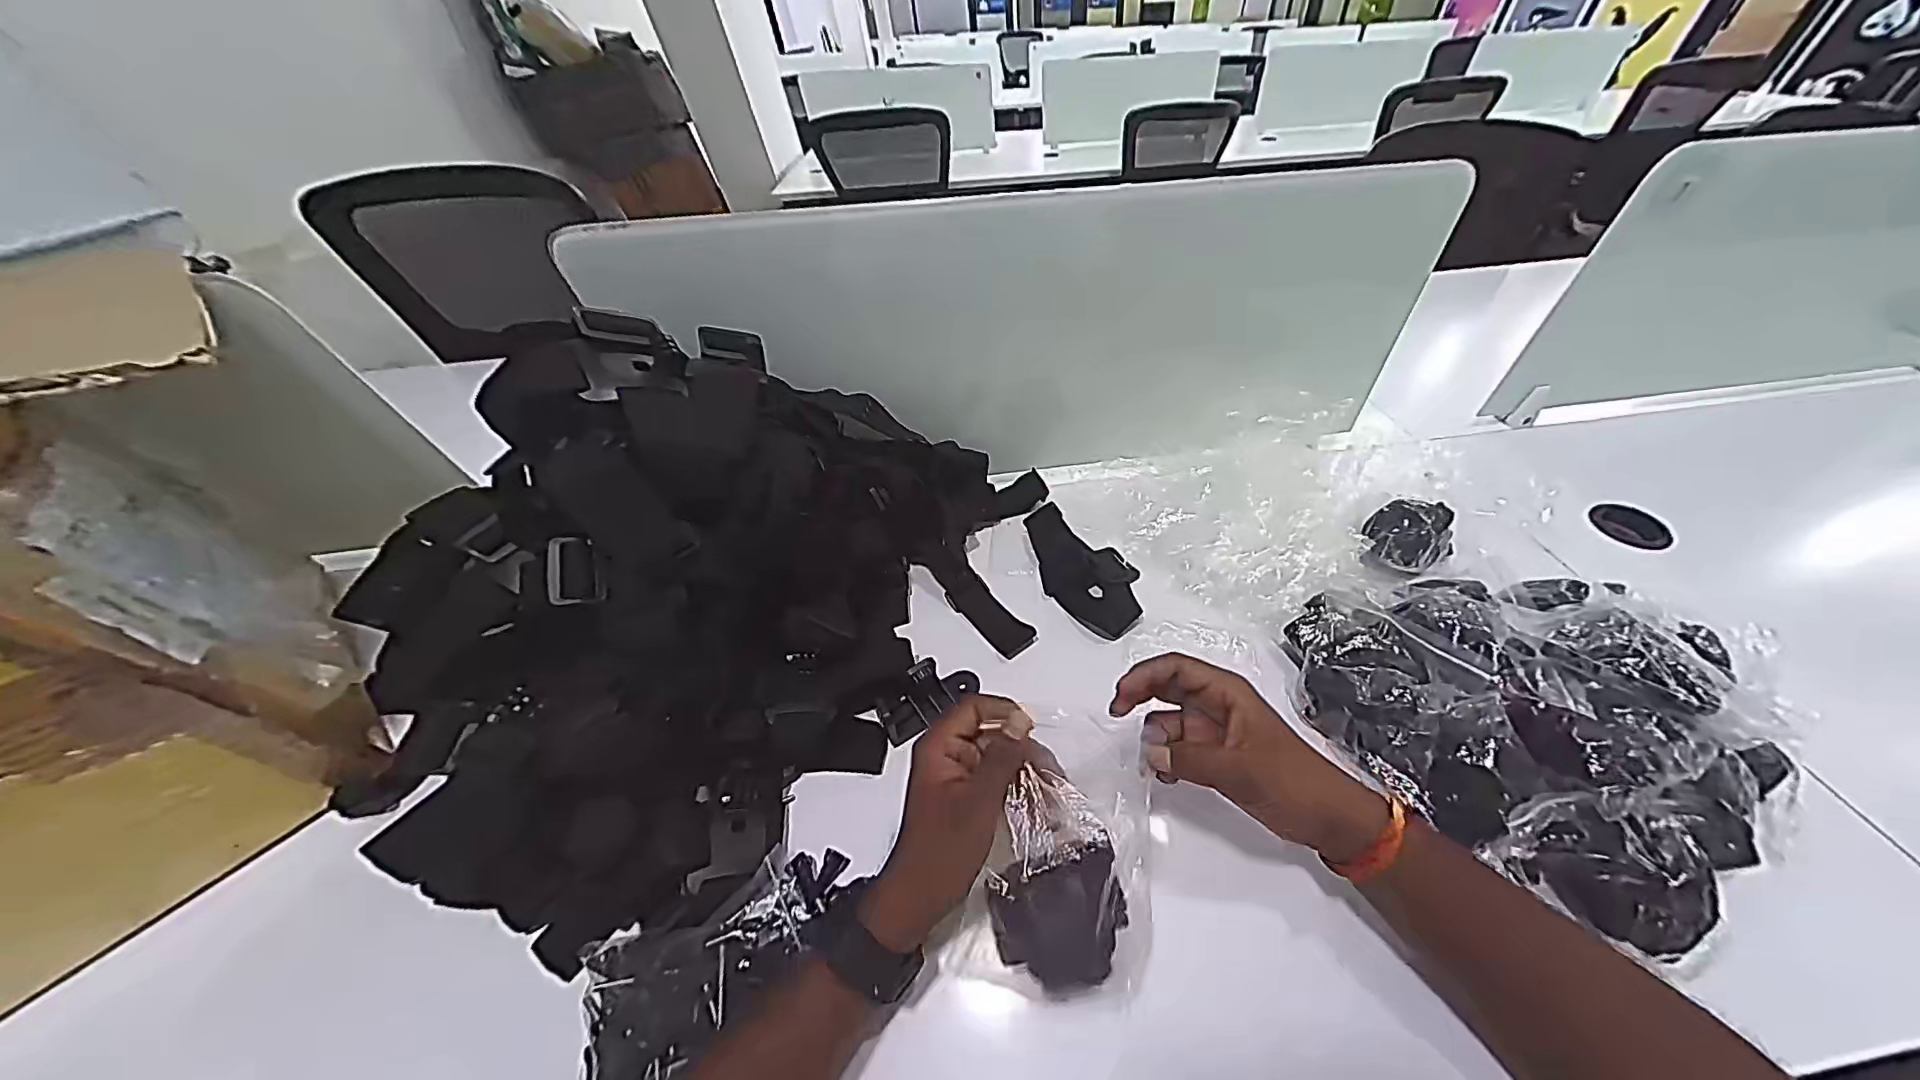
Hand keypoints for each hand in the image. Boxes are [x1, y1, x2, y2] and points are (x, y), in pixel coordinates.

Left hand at [860, 694, 1031, 951]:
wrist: (920, 896)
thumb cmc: (938, 853)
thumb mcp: (979, 799)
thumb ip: (1002, 757)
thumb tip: (1018, 723)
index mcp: (938, 747)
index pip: (973, 707)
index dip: (1004, 712)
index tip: (1029, 728)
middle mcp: (944, 755)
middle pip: (988, 732)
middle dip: (1020, 748)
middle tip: (1045, 767)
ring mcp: (954, 776)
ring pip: (995, 757)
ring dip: (1021, 769)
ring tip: (1046, 788)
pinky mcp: (963, 795)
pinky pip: (992, 778)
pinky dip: (1013, 786)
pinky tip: (1033, 803)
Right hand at [1111, 653, 1387, 862]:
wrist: (1330, 818)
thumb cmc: (1300, 782)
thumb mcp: (1240, 768)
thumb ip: (1190, 759)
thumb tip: (1152, 753)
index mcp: (1228, 693)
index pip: (1175, 668)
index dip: (1143, 676)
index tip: (1122, 696)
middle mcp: (1219, 705)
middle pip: (1167, 687)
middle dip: (1140, 698)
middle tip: (1119, 714)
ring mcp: (1216, 730)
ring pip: (1169, 720)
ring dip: (1155, 738)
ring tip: (1152, 760)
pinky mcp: (1216, 755)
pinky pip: (1179, 747)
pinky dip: (1167, 757)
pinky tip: (1166, 773)